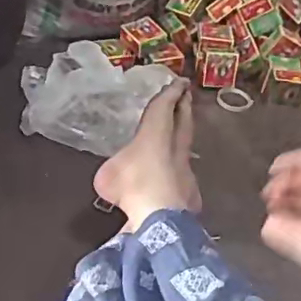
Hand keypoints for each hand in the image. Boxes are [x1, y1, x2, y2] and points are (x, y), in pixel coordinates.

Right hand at [94, 79, 201, 229]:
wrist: (159, 217)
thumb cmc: (131, 185)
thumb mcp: (108, 176)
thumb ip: (115, 170)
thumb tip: (118, 179)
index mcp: (155, 135)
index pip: (164, 108)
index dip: (171, 94)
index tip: (179, 83)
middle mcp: (175, 149)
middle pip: (184, 122)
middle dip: (184, 107)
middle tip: (186, 97)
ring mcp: (187, 172)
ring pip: (186, 150)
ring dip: (182, 140)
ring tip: (177, 137)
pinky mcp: (191, 194)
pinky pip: (184, 176)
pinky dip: (178, 173)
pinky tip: (173, 179)